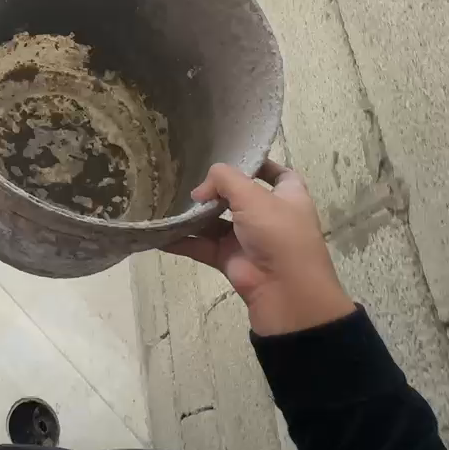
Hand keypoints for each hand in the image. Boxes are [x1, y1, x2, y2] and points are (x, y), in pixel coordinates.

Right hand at [165, 160, 355, 335]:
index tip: (234, 155)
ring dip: (193, 214)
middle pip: (238, 196)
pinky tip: (160, 232)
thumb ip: (223, 179)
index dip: (261, 164)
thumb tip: (200, 192)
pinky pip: (201, 245)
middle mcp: (268, 217)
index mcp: (288, 198)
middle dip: (215, 188)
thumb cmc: (278, 235)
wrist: (286, 294)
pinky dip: (181, 240)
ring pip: (215, 221)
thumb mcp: (253, 196)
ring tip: (166, 199)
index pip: (279, 175)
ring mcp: (247, 239)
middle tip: (187, 177)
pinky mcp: (229, 259)